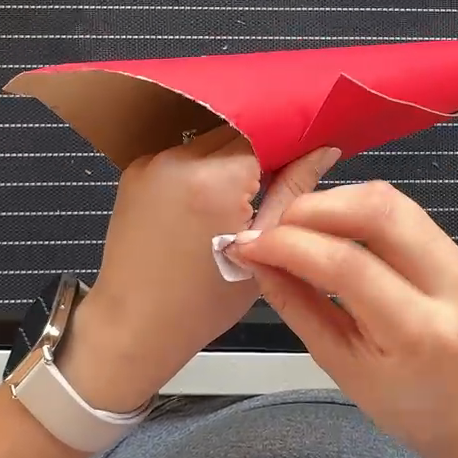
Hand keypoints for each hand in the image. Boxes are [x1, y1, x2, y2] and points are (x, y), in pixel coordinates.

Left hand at [59, 127, 338, 413]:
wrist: (133, 324)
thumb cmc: (203, 302)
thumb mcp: (261, 249)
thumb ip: (293, 191)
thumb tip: (324, 150)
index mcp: (214, 179)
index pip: (266, 134)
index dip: (287, 144)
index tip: (302, 161)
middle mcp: (179, 158)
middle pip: (235, 132)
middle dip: (257, 153)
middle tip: (272, 186)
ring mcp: (152, 161)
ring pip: (207, 141)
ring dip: (227, 160)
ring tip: (236, 198)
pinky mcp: (135, 171)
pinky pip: (180, 155)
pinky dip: (198, 169)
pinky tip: (203, 203)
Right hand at [228, 181, 457, 457]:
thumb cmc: (399, 399)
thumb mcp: (338, 365)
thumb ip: (297, 306)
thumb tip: (254, 259)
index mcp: (419, 333)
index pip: (348, 266)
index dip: (291, 245)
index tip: (249, 244)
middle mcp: (448, 285)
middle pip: (377, 212)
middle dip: (313, 208)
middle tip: (274, 228)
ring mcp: (455, 257)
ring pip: (387, 198)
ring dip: (331, 201)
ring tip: (296, 226)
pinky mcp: (450, 242)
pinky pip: (396, 204)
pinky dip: (352, 204)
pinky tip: (327, 225)